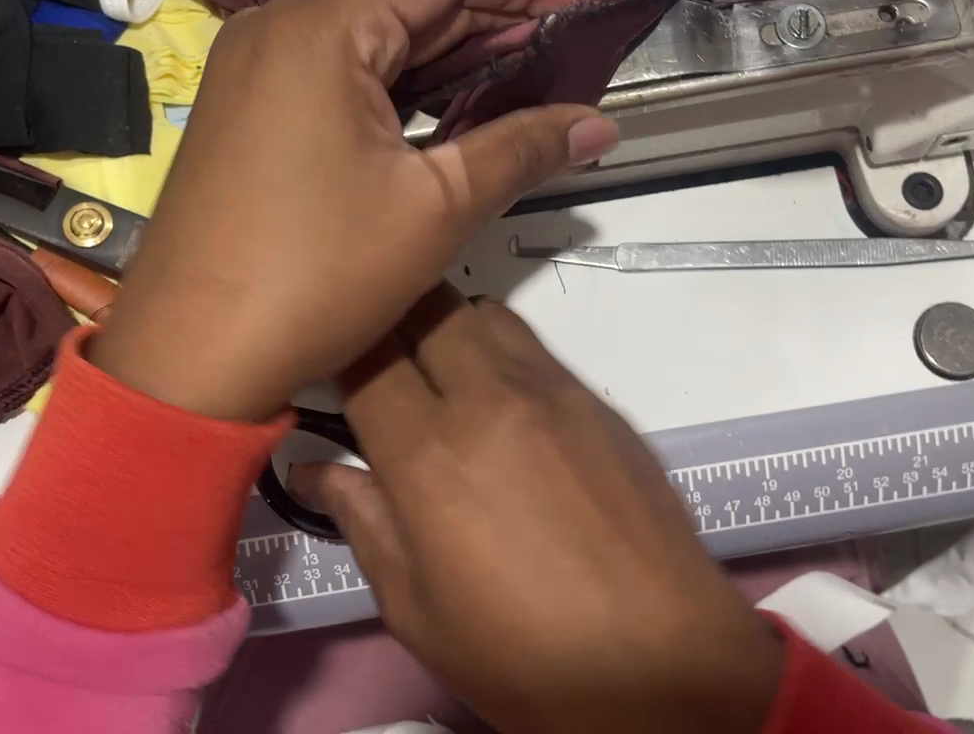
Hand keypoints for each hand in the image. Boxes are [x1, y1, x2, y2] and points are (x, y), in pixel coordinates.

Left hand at [91, 0, 632, 419]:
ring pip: (384, 27)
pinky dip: (415, 74)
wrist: (189, 360)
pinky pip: (352, 65)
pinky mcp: (261, 104)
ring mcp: (265, 63)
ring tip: (545, 44)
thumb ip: (523, 149)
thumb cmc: (313, 280)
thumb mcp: (434, 210)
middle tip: (588, 12)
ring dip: (464, 39)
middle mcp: (285, 23)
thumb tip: (599, 126)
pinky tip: (469, 88)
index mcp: (323, 27)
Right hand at [292, 286, 782, 733]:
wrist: (664, 665)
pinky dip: (497, 350)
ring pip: (479, 310)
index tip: (327, 362)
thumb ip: (360, 520)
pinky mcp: (595, 396)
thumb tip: (309, 470)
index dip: (338, 350)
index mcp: (429, 454)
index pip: (366, 356)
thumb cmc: (523, 652)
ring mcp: (550, 388)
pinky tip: (501, 401)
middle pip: (423, 307)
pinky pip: (530, 343)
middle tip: (379, 357)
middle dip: (390, 319)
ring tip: (437, 372)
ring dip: (445, 326)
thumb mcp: (416, 609)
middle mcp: (488, 398)